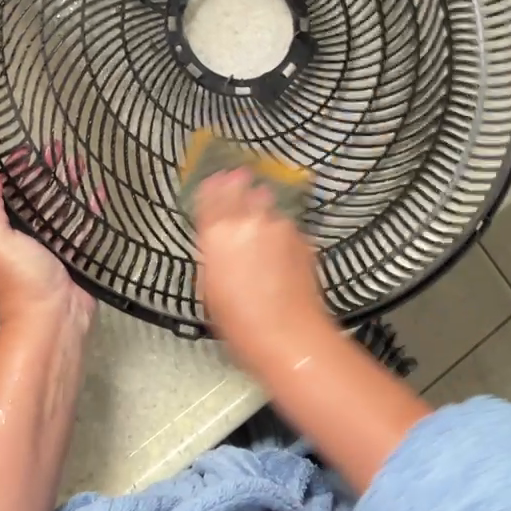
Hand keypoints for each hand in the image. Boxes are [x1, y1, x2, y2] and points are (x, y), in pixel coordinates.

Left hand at [0, 151, 96, 338]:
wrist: (51, 321)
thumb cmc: (20, 277)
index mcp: (3, 229)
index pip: (9, 189)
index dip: (17, 167)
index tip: (30, 145)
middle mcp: (27, 234)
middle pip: (37, 194)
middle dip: (47, 171)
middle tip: (61, 146)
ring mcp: (53, 244)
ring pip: (62, 205)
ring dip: (70, 184)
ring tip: (82, 160)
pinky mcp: (77, 254)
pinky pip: (85, 223)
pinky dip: (92, 206)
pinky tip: (101, 189)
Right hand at [193, 169, 334, 371]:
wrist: (288, 334)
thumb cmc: (240, 321)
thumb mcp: (209, 289)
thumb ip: (211, 257)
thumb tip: (215, 247)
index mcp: (216, 232)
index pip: (211, 195)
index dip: (211, 186)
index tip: (213, 179)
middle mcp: (246, 221)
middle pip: (240, 188)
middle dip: (237, 183)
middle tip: (237, 176)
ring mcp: (277, 226)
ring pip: (266, 205)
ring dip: (261, 205)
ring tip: (259, 207)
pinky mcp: (301, 237)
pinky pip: (285, 225)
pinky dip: (279, 229)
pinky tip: (279, 244)